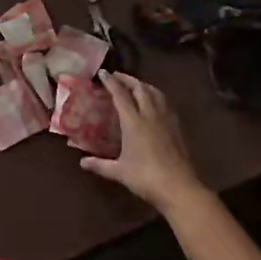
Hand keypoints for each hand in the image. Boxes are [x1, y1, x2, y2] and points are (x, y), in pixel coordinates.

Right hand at [80, 72, 208, 212]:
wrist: (178, 187)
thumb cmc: (145, 178)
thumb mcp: (119, 172)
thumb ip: (100, 165)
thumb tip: (82, 162)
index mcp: (133, 122)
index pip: (120, 95)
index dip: (111, 82)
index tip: (103, 72)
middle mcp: (150, 115)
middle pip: (140, 88)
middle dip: (128, 79)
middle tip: (117, 76)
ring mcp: (166, 119)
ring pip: (155, 93)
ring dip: (144, 85)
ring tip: (135, 85)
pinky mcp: (176, 127)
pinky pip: (165, 103)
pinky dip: (156, 96)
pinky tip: (154, 102)